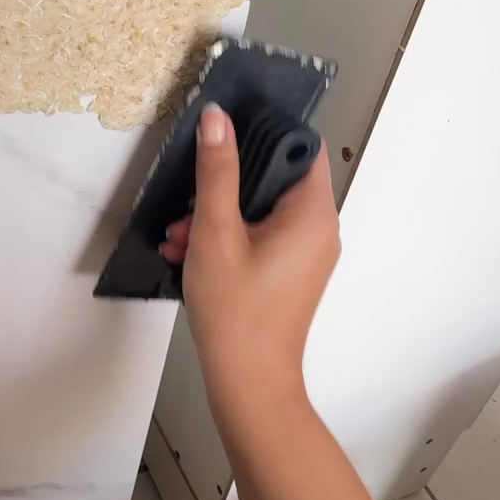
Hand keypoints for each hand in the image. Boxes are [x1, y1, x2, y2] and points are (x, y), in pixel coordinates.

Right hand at [161, 103, 340, 417]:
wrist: (248, 381)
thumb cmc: (236, 310)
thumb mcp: (215, 231)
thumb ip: (216, 171)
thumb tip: (217, 118)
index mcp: (313, 212)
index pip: (300, 147)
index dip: (262, 134)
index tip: (223, 137)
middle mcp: (319, 228)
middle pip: (273, 179)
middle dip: (224, 186)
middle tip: (188, 204)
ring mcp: (307, 253)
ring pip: (261, 210)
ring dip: (217, 215)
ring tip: (180, 238)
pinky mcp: (291, 271)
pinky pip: (261, 236)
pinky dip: (228, 237)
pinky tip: (190, 254)